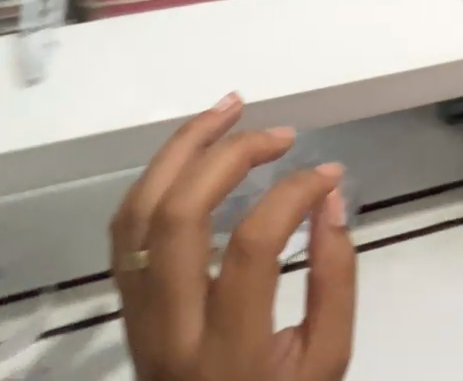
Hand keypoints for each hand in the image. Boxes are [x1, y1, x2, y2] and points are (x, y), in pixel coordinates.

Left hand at [110, 93, 355, 380]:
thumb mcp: (326, 363)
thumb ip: (335, 280)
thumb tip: (329, 198)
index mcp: (225, 351)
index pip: (250, 247)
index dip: (293, 194)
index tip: (330, 174)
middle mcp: (168, 328)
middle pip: (176, 216)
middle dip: (229, 153)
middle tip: (280, 132)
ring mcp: (138, 314)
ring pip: (138, 212)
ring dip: (182, 147)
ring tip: (230, 107)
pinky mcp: (129, 303)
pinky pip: (127, 226)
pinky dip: (160, 175)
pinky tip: (196, 150)